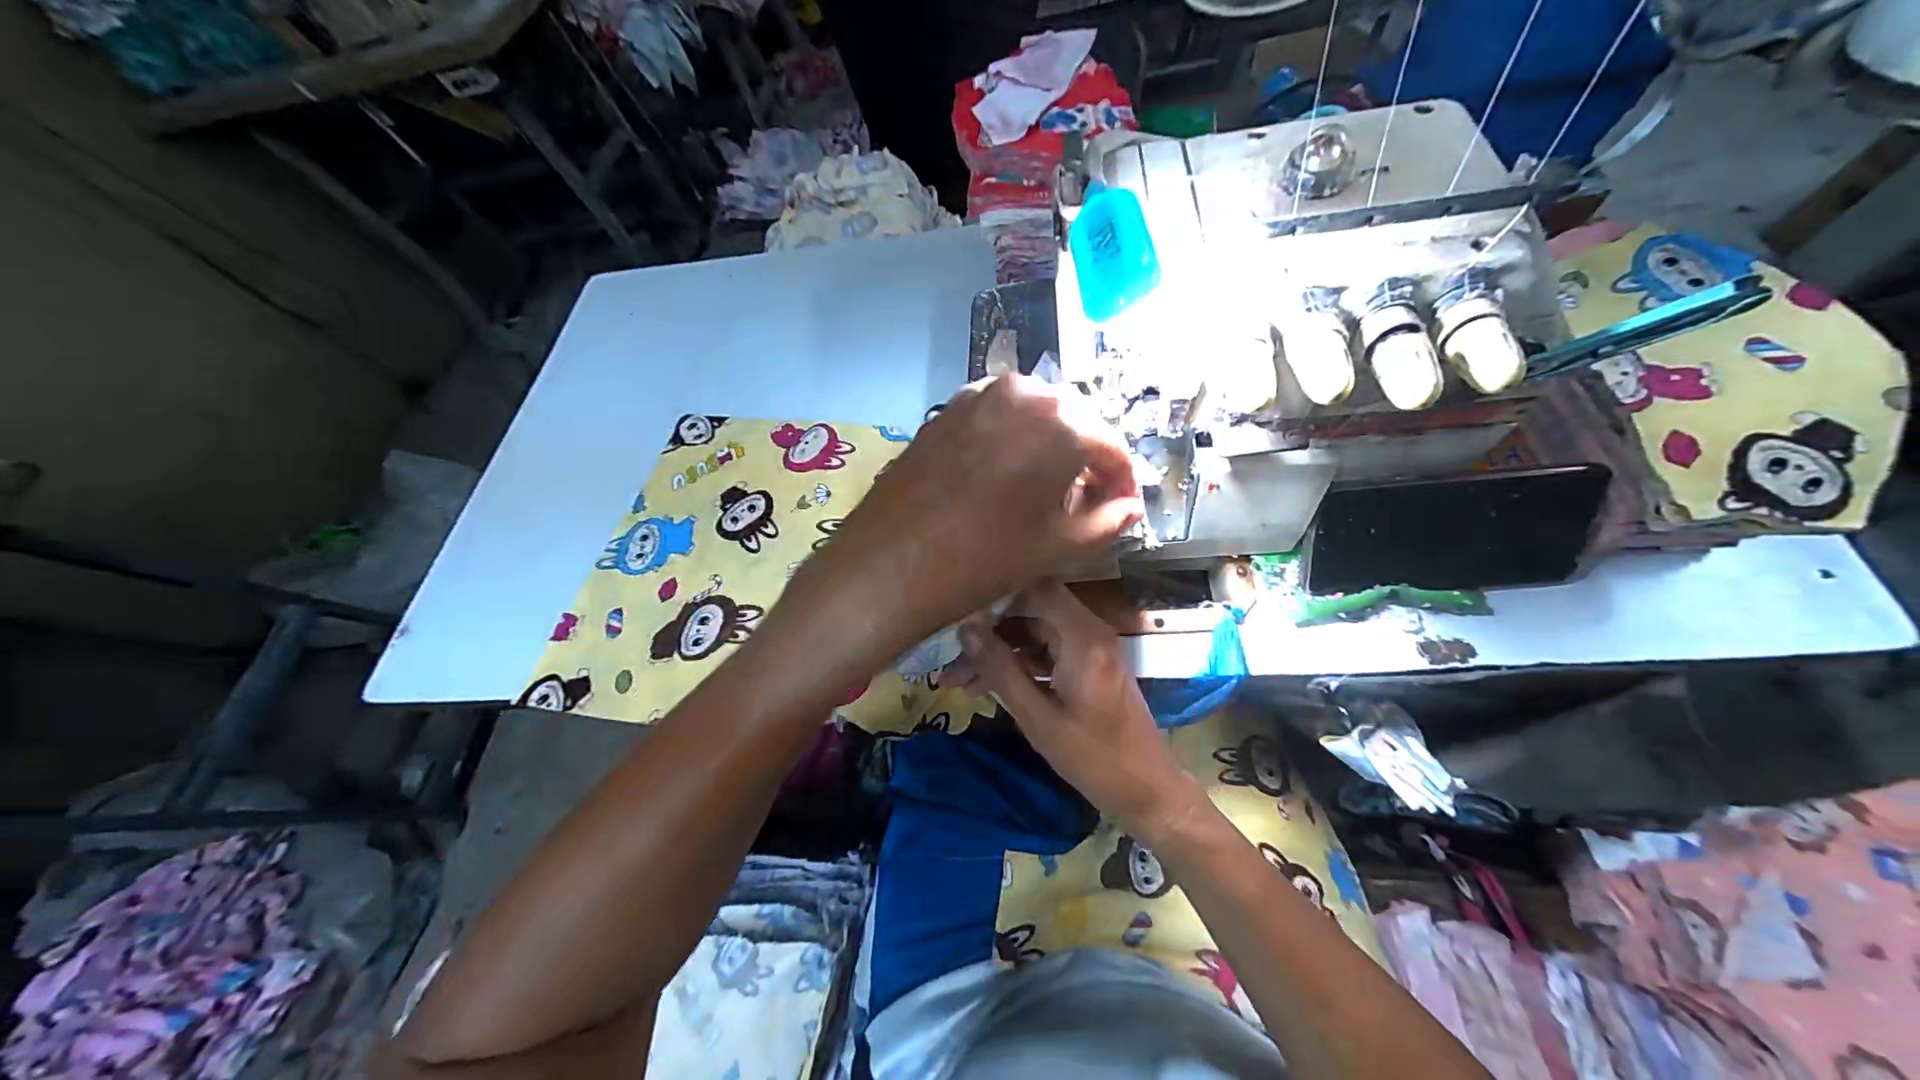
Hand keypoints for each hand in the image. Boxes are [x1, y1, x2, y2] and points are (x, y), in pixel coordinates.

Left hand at [792, 376, 1143, 659]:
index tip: (1122, 510)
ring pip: (1034, 417)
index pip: (1112, 447)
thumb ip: (1109, 521)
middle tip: (1086, 504)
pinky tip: (1005, 478)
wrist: (889, 565)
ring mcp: (978, 395)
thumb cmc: (984, 559)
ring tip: (1044, 492)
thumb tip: (1130, 506)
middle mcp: (1023, 392)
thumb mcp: (1058, 547)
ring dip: (1049, 448)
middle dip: (1087, 461)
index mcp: (1063, 421)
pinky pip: (997, 419)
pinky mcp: (946, 410)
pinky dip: (1013, 442)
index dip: (1123, 483)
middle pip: (1075, 423)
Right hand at [954, 581, 1203, 841]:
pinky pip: (1048, 651)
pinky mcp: (1091, 665)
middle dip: (990, 631)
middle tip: (952, 659)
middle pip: (1032, 611)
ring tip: (959, 679)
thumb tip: (966, 631)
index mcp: (1083, 638)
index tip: (958, 618)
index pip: (1034, 590)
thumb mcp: (1038, 719)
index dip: (995, 599)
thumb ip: (1001, 670)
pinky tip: (987, 686)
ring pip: (1036, 633)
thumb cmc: (1093, 759)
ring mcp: (1093, 648)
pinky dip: (1020, 664)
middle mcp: (1091, 632)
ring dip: (1000, 651)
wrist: (1147, 791)